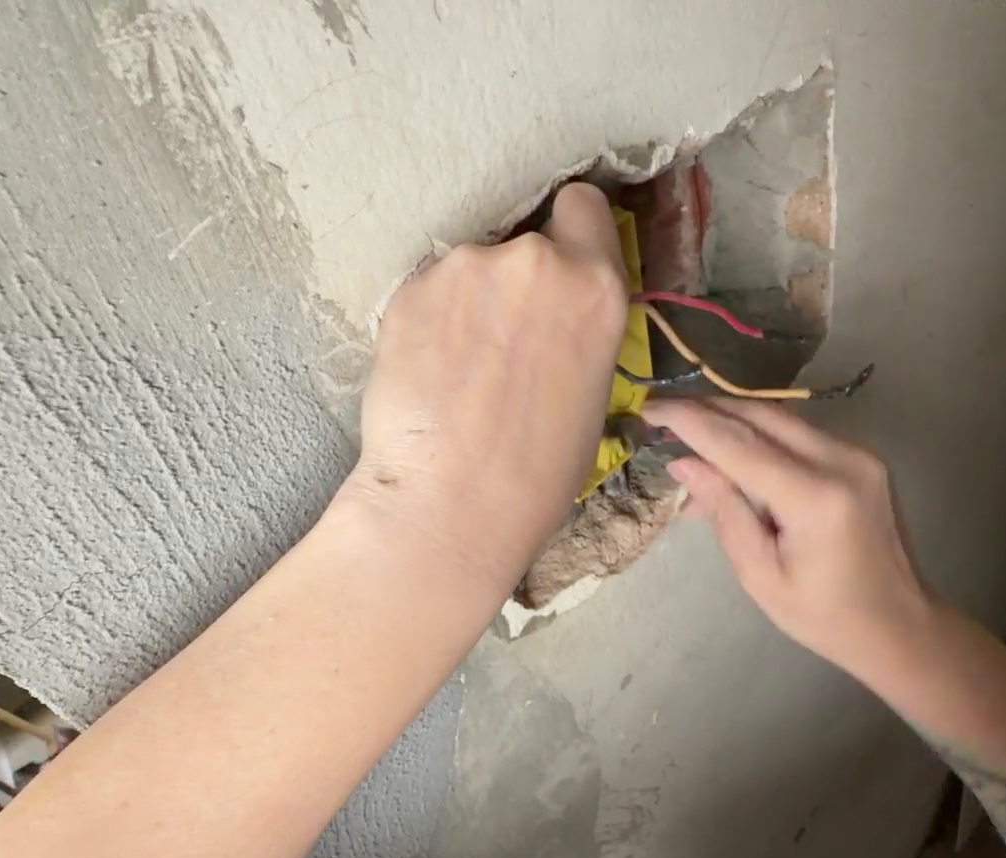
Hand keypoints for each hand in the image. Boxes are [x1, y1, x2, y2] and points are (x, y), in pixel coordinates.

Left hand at [344, 183, 627, 588]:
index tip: (557, 270)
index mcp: (595, 288)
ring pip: (470, 268)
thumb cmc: (538, 474)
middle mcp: (534, 260)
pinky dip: (429, 320)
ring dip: (468, 302)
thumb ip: (578, 334)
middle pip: (523, 243)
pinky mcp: (409, 290)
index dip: (571, 234)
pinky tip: (426, 372)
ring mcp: (464, 269)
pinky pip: (428, 291)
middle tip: (500, 344)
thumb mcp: (591, 398)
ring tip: (457, 369)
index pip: (584, 207)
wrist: (452, 503)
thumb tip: (556, 322)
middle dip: (514, 282)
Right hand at [641, 398, 935, 673]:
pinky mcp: (861, 457)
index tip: (649, 409)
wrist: (898, 623)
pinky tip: (728, 456)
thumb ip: (724, 511)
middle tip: (660, 413)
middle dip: (706, 408)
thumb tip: (684, 463)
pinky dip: (757, 437)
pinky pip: (797, 434)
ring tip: (686, 433)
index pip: (737, 443)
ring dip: (730, 420)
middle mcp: (841, 460)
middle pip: (760, 415)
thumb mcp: (759, 574)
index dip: (689, 421)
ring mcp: (857, 454)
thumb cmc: (821, 614)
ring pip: (779, 418)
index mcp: (814, 497)